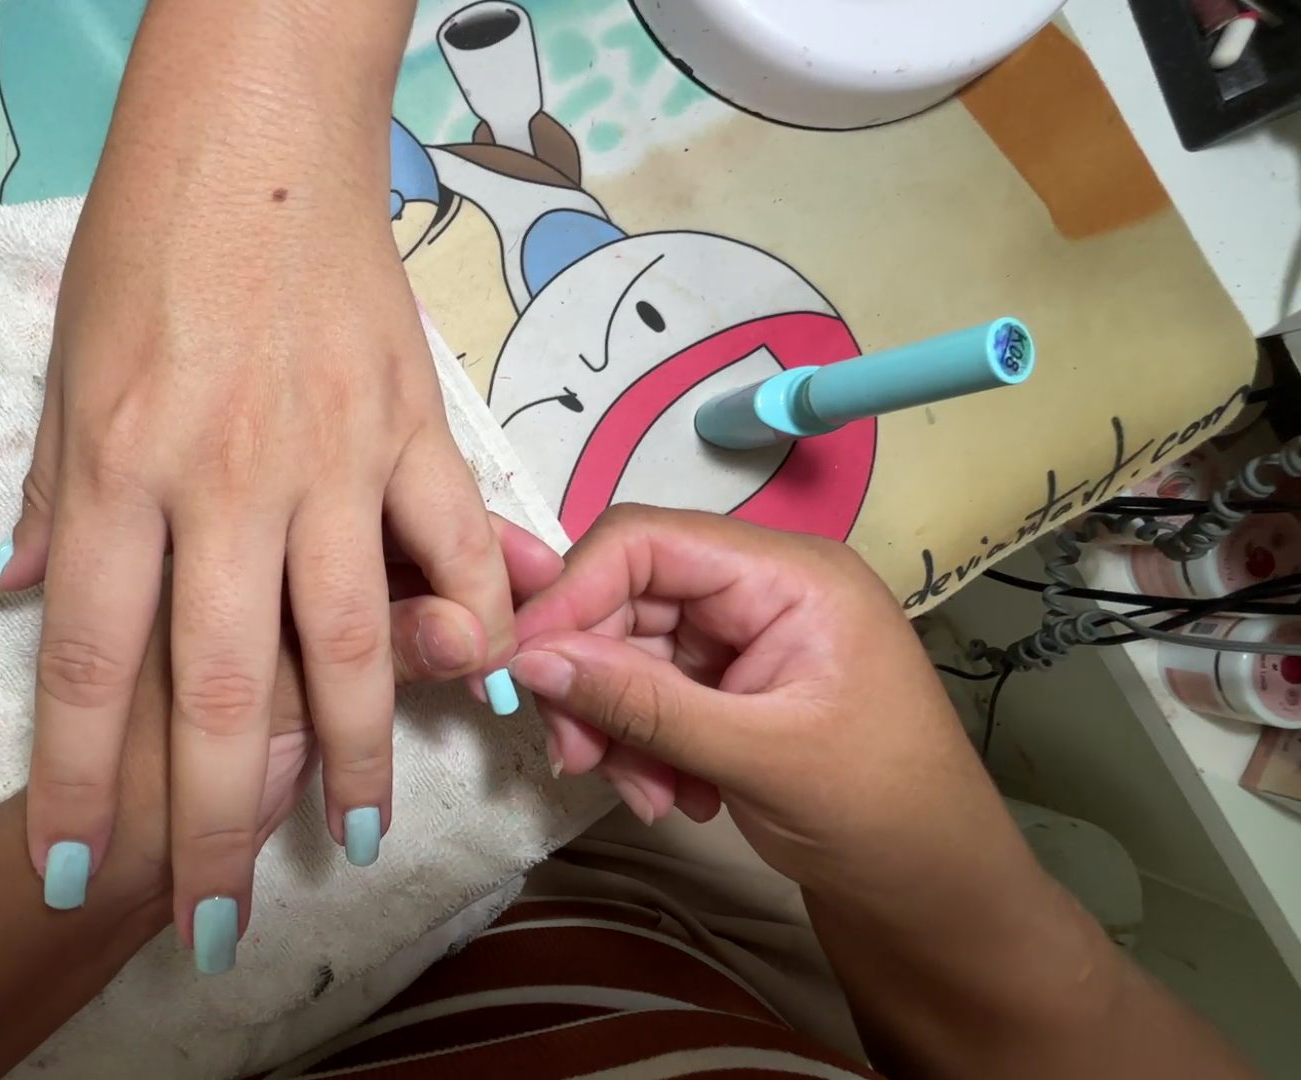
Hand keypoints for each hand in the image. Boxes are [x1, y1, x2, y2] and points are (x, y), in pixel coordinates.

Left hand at [0, 4, 520, 962]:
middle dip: (215, 826)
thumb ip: (45, 496)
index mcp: (115, 464)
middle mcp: (224, 478)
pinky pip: (456, 540)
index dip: (78, 781)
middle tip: (214, 926)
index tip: (76, 874)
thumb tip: (13, 597)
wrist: (259, 135)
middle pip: (224, 687)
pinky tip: (482, 685)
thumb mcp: (62, 366)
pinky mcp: (413, 423)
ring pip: (352, 640)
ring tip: (356, 835)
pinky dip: (475, 619)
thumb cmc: (148, 241)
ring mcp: (334, 454)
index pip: (87, 659)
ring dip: (357, 755)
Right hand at [506, 506, 1015, 906]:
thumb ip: (638, 703)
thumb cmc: (884, 817)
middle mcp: (749, 589)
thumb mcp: (759, 757)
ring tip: (645, 794)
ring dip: (609, 725)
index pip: (645, 542)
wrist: (933, 898)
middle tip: (575, 755)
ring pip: (618, 652)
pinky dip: (630, 741)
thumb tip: (527, 662)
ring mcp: (728, 634)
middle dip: (588, 681)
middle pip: (621, 600)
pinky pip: (635, 691)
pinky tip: (666, 794)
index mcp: (786, 575)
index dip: (573, 591)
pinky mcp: (711, 677)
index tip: (521, 662)